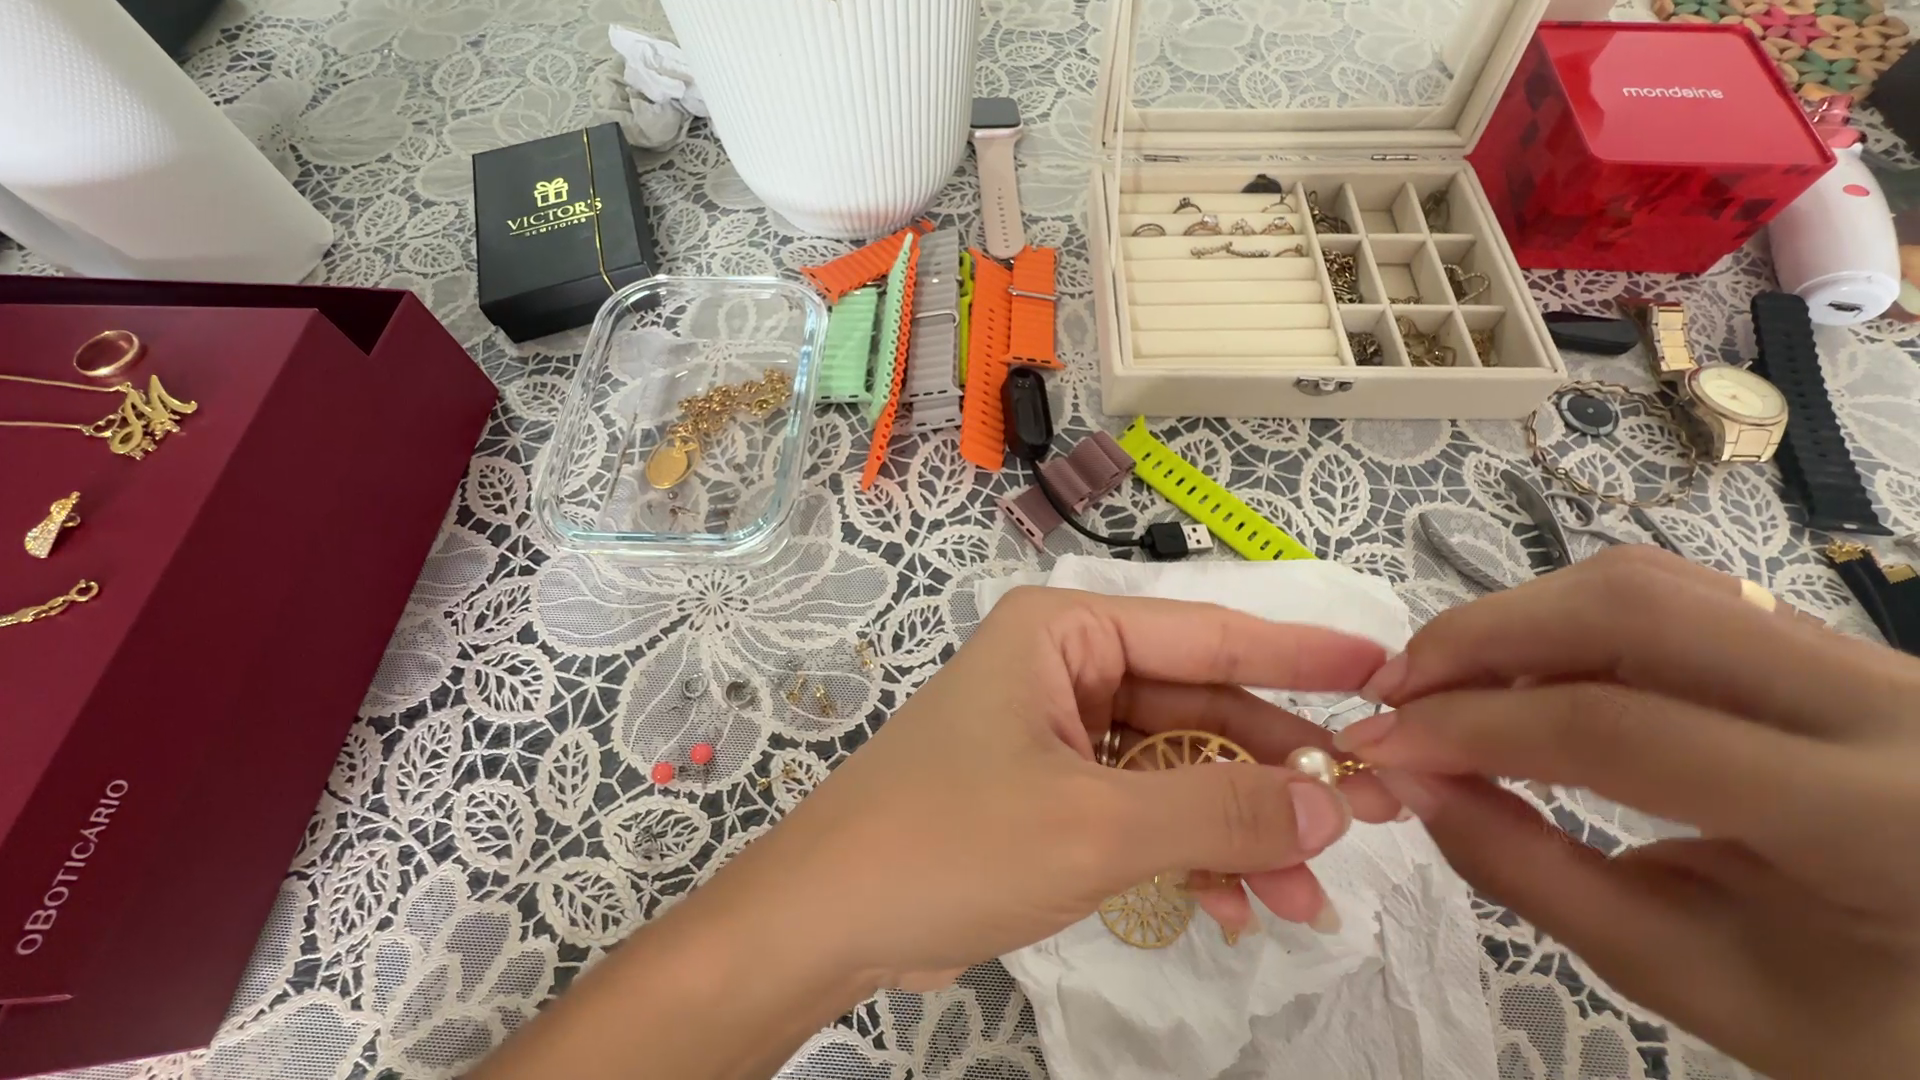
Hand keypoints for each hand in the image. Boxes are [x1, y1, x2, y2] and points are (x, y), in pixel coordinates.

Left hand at [472, 586, 1402, 1079]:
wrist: (828, 919)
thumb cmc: (952, 842)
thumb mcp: (1097, 826)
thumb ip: (1219, 809)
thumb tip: (1333, 802)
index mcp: (1065, 634)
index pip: (1205, 631)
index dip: (1299, 654)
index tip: (1384, 671)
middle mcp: (1063, 668)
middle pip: (1197, 707)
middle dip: (1273, 774)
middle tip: (1363, 826)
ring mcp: (1054, 731)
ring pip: (1174, 767)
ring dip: (1235, 827)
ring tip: (1301, 898)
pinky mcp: (1046, 789)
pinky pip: (1138, 805)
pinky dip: (1185, 851)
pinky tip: (1231, 906)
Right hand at [1335, 547, 1919, 1078]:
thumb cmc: (1865, 1020)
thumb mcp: (1695, 978)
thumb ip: (1532, 873)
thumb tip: (1407, 780)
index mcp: (1875, 819)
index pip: (1618, 730)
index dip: (1469, 727)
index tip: (1372, 743)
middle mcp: (1884, 703)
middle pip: (1629, 608)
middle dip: (1477, 637)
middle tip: (1391, 689)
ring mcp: (1861, 658)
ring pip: (1643, 584)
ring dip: (1512, 620)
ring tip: (1439, 680)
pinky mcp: (1821, 645)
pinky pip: (1666, 598)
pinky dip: (1557, 622)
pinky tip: (1514, 672)